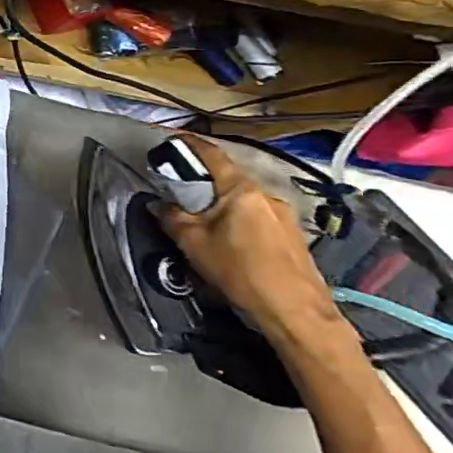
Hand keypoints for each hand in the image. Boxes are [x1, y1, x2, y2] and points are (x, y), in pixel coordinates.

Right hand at [156, 136, 345, 340]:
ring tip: (211, 228)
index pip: (213, 155)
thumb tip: (158, 205)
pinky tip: (238, 247)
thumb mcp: (195, 246)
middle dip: (208, 185)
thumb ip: (173, 219)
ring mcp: (284, 215)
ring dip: (227, 207)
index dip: (192, 145)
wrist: (295, 310)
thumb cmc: (241, 272)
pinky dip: (244, 223)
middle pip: (231, 180)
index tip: (176, 141)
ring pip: (247, 201)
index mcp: (241, 189)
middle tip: (187, 197)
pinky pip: (261, 219)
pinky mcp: (293, 235)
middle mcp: (266, 194)